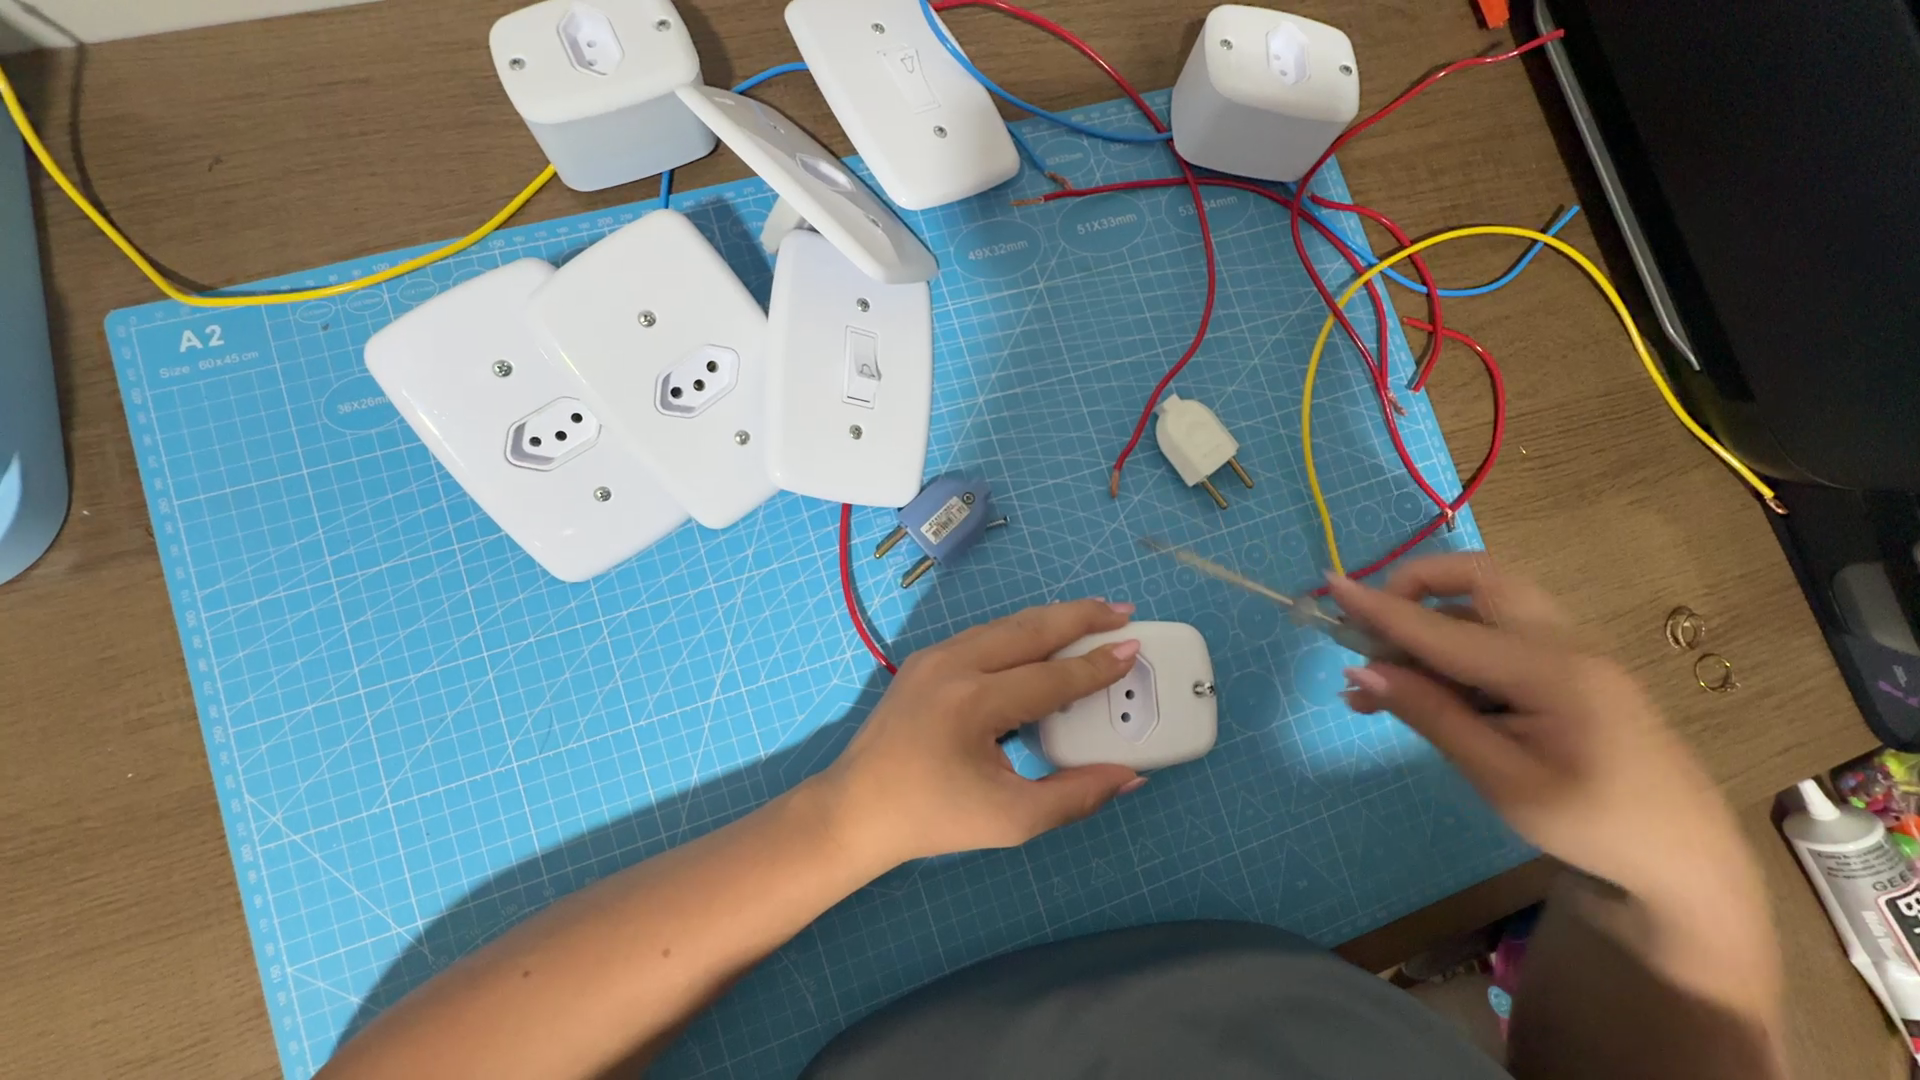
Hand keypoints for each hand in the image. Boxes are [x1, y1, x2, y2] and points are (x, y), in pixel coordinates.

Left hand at [814, 599, 1146, 869]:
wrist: (854, 810)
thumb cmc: (932, 818)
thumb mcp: (1011, 819)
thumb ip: (1076, 796)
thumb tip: (1128, 774)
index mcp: (973, 703)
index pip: (1051, 676)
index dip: (1097, 665)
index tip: (1133, 649)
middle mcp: (952, 665)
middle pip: (1029, 629)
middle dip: (1080, 616)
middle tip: (1122, 609)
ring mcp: (932, 658)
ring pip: (1005, 626)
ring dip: (1050, 619)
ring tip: (1091, 616)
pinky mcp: (923, 661)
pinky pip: (983, 636)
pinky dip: (1020, 632)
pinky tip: (1042, 640)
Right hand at [1326, 555, 1745, 898]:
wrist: (1687, 864)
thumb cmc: (1592, 827)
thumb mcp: (1500, 779)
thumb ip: (1430, 715)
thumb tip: (1361, 670)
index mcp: (1552, 672)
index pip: (1443, 628)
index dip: (1380, 607)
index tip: (1330, 584)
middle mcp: (1566, 645)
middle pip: (1482, 580)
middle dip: (1418, 586)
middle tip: (1374, 628)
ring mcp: (1575, 654)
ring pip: (1490, 605)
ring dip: (1433, 622)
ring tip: (1387, 675)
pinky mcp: (1573, 671)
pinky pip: (1502, 638)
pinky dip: (1456, 649)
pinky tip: (1427, 691)